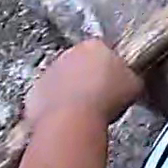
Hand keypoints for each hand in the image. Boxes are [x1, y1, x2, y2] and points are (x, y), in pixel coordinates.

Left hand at [25, 41, 142, 126]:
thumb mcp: (134, 84)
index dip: (108, 67)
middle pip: (79, 62)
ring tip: (81, 112)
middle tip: (97, 96)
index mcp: (95, 46)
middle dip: (86, 76)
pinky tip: (64, 120)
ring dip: (69, 91)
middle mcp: (69, 53)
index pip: (103, 50)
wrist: (71, 121)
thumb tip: (130, 79)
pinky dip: (53, 107)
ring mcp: (48, 73)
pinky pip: (46, 99)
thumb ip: (130, 76)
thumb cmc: (105, 100)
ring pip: (61, 80)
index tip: (113, 81)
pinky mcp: (34, 93)